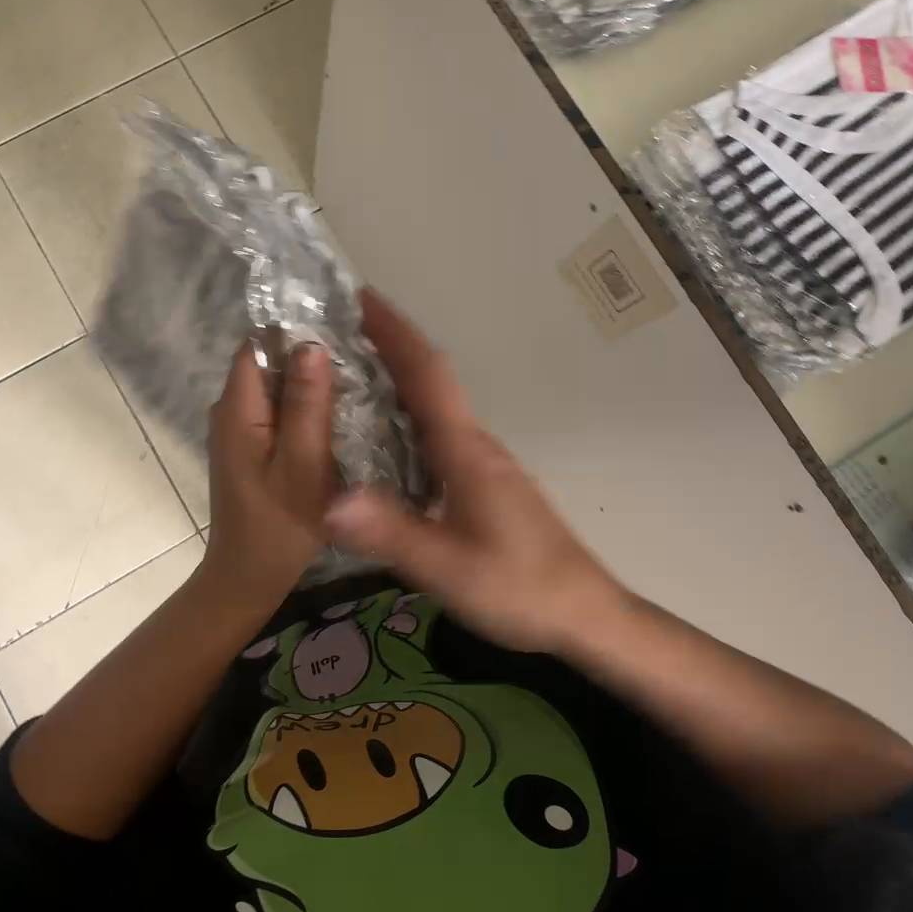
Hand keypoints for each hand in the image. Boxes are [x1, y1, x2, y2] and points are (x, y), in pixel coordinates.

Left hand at [202, 339, 338, 601]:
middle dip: (309, 356)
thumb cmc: (279, 525)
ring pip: (275, 387)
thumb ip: (305, 405)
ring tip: (357, 382)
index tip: (342, 332)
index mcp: (236, 408)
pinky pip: (276, 411)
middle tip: (360, 359)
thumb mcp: (300, 465)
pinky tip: (337, 416)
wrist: (247, 578)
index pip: (259, 343)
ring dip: (309, 384)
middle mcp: (229, 410)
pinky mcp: (249, 447)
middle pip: (268, 362)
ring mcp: (238, 429)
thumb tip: (312, 344)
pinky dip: (303, 409)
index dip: (297, 331)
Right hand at [324, 291, 628, 653]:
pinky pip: (438, 433)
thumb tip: (327, 499)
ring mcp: (483, 465)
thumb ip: (390, 534)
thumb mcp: (448, 568)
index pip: (427, 375)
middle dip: (389, 346)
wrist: (585, 615)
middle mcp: (475, 446)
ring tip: (351, 371)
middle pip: (430, 381)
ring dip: (398, 378)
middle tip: (339, 329)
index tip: (362, 296)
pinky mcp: (485, 485)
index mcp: (465, 451)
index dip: (395, 332)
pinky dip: (408, 415)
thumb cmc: (521, 587)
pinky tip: (384, 437)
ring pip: (435, 407)